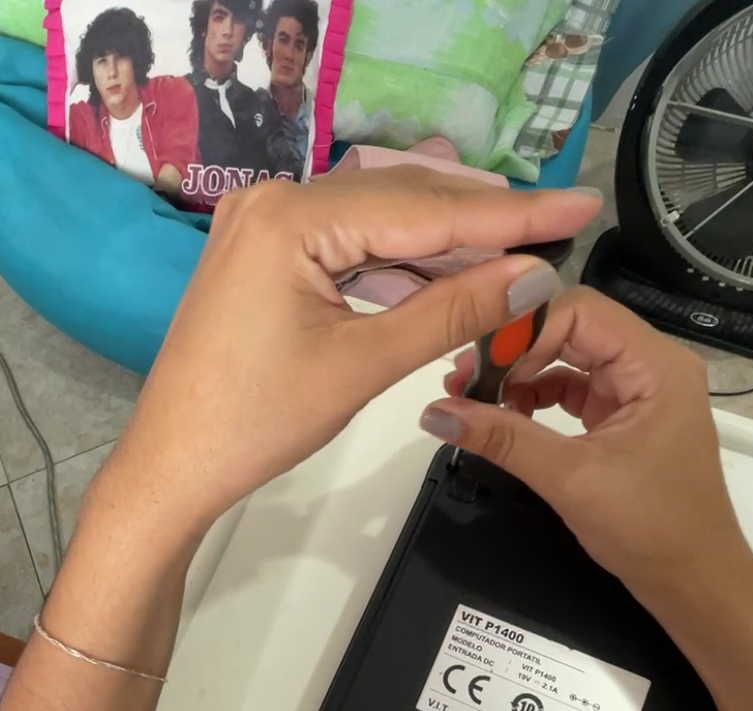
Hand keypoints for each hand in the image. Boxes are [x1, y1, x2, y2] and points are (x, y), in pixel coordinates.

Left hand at [95, 168, 600, 536]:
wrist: (174, 465)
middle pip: (398, 203)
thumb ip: (452, 312)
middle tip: (558, 225)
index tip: (578, 204)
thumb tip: (536, 277)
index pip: (422, 209)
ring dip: (438, 244)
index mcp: (290, 218)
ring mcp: (259, 226)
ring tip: (513, 254)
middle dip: (479, 222)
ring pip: (371, 224)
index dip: (510, 215)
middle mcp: (271, 202)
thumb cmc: (257, 423)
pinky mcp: (258, 255)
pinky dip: (391, 263)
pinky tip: (440, 274)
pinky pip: (341, 246)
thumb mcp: (363, 365)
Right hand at [422, 286, 752, 602]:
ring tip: (474, 402)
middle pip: (571, 331)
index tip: (474, 369)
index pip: (579, 314)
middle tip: (460, 384)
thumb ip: (503, 439)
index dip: (522, 334)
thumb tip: (436, 413)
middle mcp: (650, 366)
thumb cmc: (649, 529)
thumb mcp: (569, 479)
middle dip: (514, 354)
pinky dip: (534, 400)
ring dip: (520, 377)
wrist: (692, 580)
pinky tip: (506, 418)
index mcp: (656, 366)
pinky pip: (571, 390)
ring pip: (567, 360)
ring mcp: (637, 392)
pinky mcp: (622, 417)